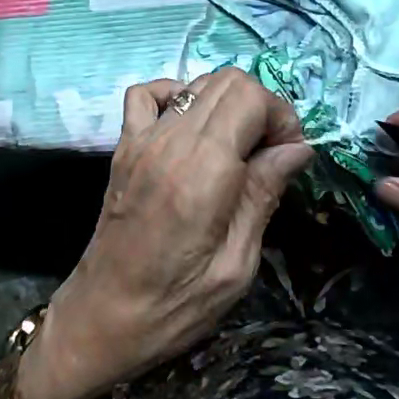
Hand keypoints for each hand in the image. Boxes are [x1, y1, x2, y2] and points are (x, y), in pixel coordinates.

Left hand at [17, 69, 312, 398]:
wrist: (101, 317)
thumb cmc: (174, 306)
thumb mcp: (236, 265)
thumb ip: (263, 195)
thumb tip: (297, 148)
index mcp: (202, 171)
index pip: (250, 97)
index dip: (281, 117)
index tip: (288, 157)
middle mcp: (169, 142)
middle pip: (227, 81)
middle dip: (261, 107)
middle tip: (269, 154)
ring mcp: (140, 140)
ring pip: (196, 83)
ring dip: (227, 104)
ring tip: (238, 148)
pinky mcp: (123, 147)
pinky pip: (146, 94)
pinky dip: (176, 96)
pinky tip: (191, 128)